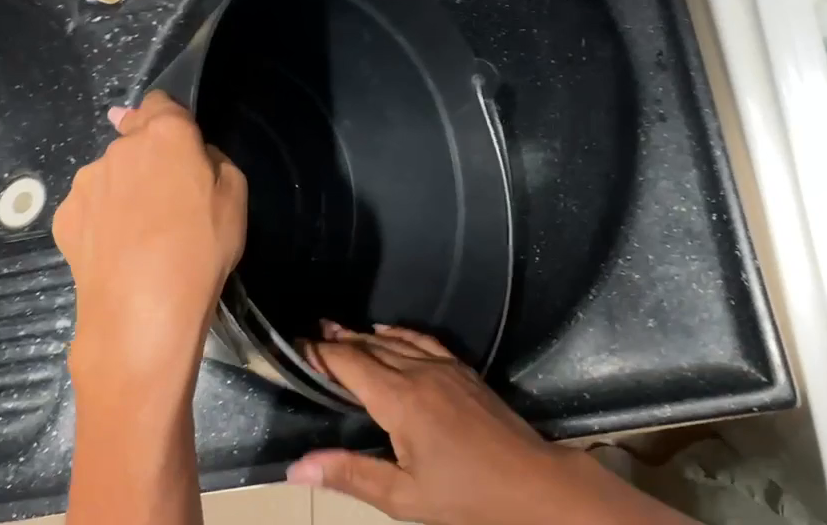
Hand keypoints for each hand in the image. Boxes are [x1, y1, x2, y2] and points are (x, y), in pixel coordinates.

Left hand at [52, 90, 247, 399]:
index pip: (161, 101)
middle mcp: (120, 148)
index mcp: (166, 134)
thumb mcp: (236, 195)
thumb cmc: (201, 247)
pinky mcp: (64, 218)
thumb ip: (213, 160)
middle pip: (135, 140)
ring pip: (112, 174)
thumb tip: (192, 156)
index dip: (172, 118)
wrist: (142, 311)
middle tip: (172, 197)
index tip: (182, 144)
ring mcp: (86, 183)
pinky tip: (120, 248)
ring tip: (144, 230)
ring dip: (126, 188)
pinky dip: (104, 217)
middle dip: (151, 158)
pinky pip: (91, 206)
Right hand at [289, 324, 694, 524]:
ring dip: (366, 335)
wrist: (529, 481)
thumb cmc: (465, 496)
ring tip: (340, 329)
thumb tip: (298, 468)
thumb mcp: (403, 497)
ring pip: (397, 341)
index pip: (352, 365)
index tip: (297, 344)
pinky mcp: (463, 370)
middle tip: (310, 332)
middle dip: (340, 340)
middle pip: (372, 347)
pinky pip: (425, 341)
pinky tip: (391, 333)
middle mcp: (422, 373)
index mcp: (402, 400)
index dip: (322, 354)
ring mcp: (446, 368)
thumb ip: (350, 474)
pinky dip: (401, 334)